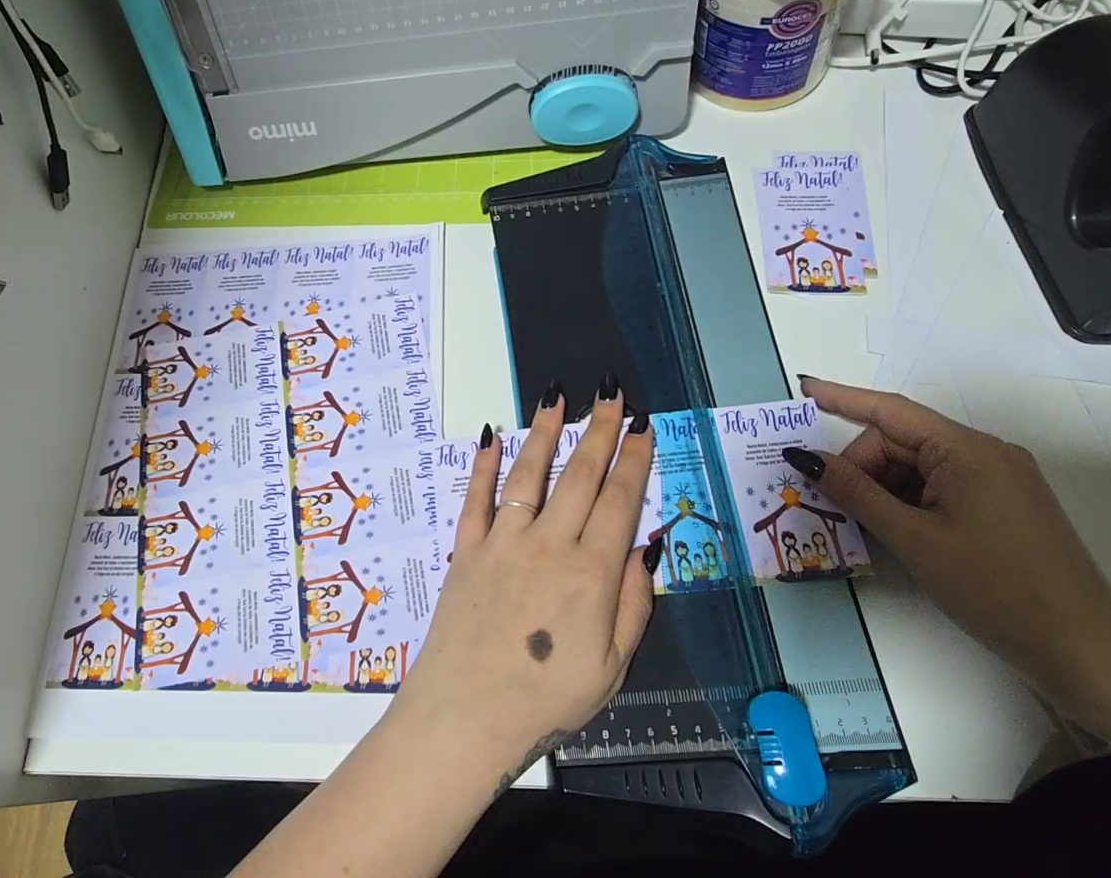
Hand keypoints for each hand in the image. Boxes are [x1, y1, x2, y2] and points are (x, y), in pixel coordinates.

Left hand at [388, 378, 657, 791]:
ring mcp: (502, 543)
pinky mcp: (466, 551)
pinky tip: (489, 439)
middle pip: (580, 476)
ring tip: (556, 398)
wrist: (466, 716)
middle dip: (599, 430)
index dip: (635, 459)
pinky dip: (482, 467)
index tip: (644, 426)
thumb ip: (632, 602)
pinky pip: (476, 500)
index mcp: (591, 572)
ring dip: (544, 434)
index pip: (620, 501)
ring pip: (528, 476)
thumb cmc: (545, 700)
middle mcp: (548, 545)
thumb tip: (643, 548)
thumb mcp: (612, 665)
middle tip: (610, 394)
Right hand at [789, 378, 1110, 753]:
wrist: (1081, 650)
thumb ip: (856, 492)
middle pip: (901, 443)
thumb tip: (805, 457)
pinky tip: (896, 532)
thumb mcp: (914, 539)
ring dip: (883, 490)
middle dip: (861, 467)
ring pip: (918, 468)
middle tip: (833, 505)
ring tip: (864, 527)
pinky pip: (940, 488)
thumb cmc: (994, 587)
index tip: (803, 390)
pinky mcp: (1004, 506)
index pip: (891, 412)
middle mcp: (986, 454)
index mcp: (968, 450)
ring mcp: (999, 480)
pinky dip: (909, 503)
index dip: (842, 398)